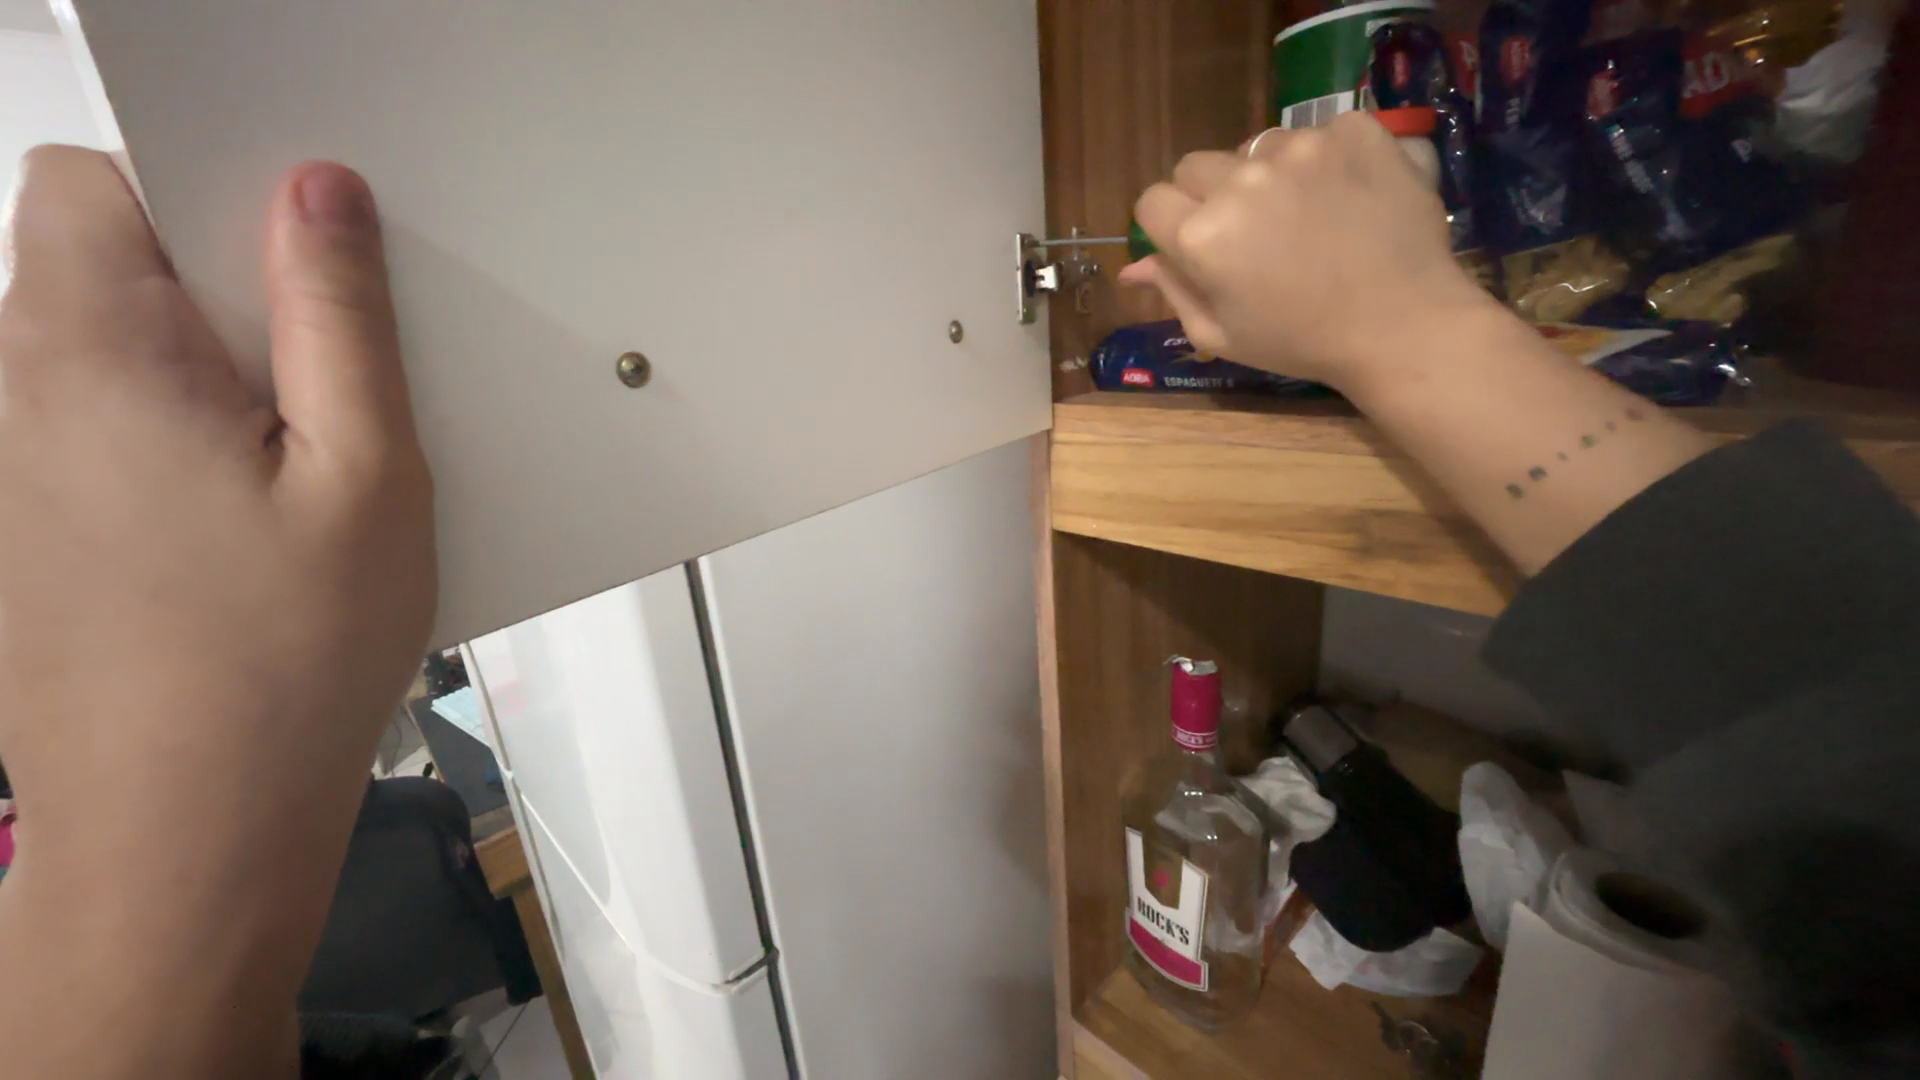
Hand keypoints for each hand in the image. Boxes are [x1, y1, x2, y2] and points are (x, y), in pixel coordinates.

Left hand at [0, 148, 432, 1071]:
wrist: (198, 814)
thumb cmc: (289, 652)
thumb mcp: (367, 471)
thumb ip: (343, 324)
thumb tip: (321, 195)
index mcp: (95, 358)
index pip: (101, 182)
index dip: (213, 190)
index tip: (312, 254)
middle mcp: (21, 394)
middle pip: (121, 264)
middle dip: (244, 290)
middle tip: (345, 382)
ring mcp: (22, 464)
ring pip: (134, 350)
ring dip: (238, 370)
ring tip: (322, 461)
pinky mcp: (47, 519)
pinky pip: (129, 424)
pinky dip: (213, 433)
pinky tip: (280, 511)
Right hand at [1121, 112, 1498, 393]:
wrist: (1401, 324)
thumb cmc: (1298, 341)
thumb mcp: (1219, 332)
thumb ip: (1171, 290)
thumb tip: (1133, 267)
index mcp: (1201, 235)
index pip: (1152, 202)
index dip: (1166, 225)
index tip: (1192, 246)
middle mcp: (1241, 180)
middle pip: (1194, 166)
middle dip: (1208, 196)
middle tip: (1247, 234)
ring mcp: (1301, 148)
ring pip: (1254, 148)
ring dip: (1263, 176)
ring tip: (1300, 216)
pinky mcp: (1352, 131)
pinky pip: (1315, 133)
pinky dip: (1320, 160)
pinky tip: (1340, 198)